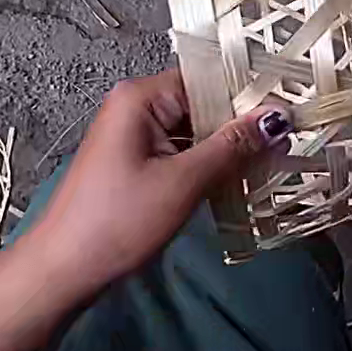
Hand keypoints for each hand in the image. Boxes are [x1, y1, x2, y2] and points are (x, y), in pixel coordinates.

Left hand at [19, 69, 290, 298]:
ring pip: (194, 129)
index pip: (206, 78)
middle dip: (241, 123)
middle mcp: (136, 106)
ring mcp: (135, 135)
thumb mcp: (183, 181)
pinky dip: (207, 162)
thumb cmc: (119, 220)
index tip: (289, 108)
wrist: (61, 272)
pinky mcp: (136, 161)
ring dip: (227, 146)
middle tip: (289, 138)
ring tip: (275, 157)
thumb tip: (279, 116)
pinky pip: (181, 150)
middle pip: (201, 102)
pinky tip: (239, 176)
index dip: (247, 93)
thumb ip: (233, 146)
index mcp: (141, 96)